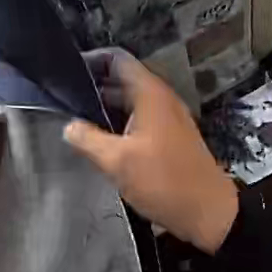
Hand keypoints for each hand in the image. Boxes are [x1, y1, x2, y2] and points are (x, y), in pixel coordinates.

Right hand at [63, 48, 238, 252]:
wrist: (209, 212)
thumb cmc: (163, 181)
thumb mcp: (117, 161)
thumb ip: (88, 139)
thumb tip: (68, 126)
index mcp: (150, 93)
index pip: (117, 59)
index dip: (91, 60)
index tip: (65, 73)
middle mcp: (160, 98)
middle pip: (122, 78)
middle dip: (92, 86)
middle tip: (62, 99)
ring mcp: (167, 117)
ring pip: (129, 100)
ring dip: (104, 106)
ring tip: (74, 119)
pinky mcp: (169, 136)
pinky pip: (139, 118)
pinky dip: (118, 122)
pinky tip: (99, 139)